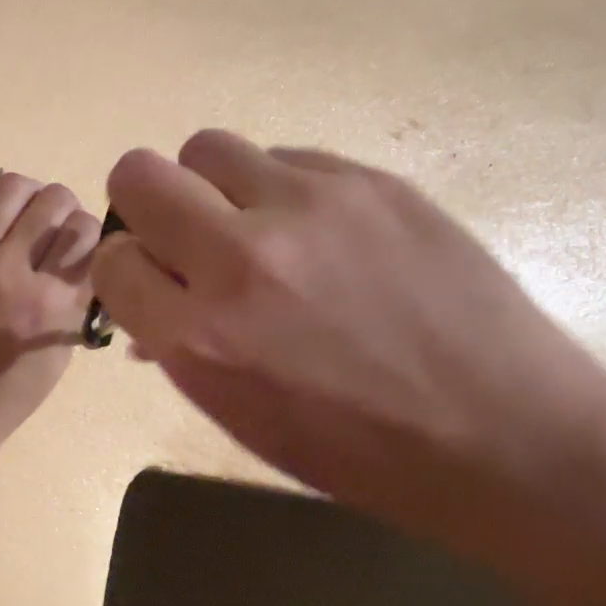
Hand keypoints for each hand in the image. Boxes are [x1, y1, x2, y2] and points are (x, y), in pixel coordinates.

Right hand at [90, 130, 605, 552]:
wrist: (493, 433)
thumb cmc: (358, 456)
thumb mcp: (248, 421)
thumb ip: (189, 356)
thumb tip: (158, 319)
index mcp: (200, 340)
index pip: (112, 264)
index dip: (126, 274)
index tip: (151, 286)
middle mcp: (239, 259)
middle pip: (140, 176)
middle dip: (146, 211)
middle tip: (184, 242)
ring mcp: (309, 208)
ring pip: (210, 150)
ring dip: (213, 190)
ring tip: (254, 232)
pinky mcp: (370, 182)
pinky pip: (289, 159)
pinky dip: (282, 192)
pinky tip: (322, 237)